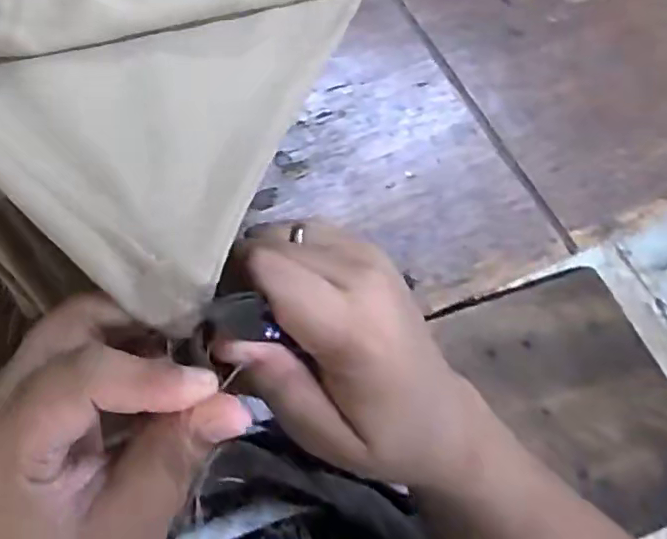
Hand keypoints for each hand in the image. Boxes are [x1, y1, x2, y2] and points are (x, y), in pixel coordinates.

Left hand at [0, 293, 250, 538]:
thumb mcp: (126, 523)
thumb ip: (172, 458)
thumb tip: (233, 404)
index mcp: (14, 433)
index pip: (80, 376)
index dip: (146, 373)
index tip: (205, 382)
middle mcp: (8, 386)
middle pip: (75, 326)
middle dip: (138, 326)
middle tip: (196, 347)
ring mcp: (19, 374)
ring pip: (78, 320)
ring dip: (132, 327)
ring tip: (183, 353)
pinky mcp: (37, 374)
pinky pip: (79, 335)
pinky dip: (122, 339)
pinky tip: (158, 360)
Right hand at [214, 222, 485, 489]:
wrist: (442, 417)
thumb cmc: (380, 436)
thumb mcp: (323, 434)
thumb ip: (275, 380)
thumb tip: (224, 335)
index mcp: (352, 324)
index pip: (267, 265)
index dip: (236, 288)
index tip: (232, 323)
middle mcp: (360, 272)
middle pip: (267, 242)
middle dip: (244, 274)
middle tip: (247, 317)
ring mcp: (364, 249)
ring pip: (280, 230)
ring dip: (265, 261)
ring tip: (272, 303)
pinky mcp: (363, 242)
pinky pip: (301, 229)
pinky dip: (286, 252)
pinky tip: (296, 287)